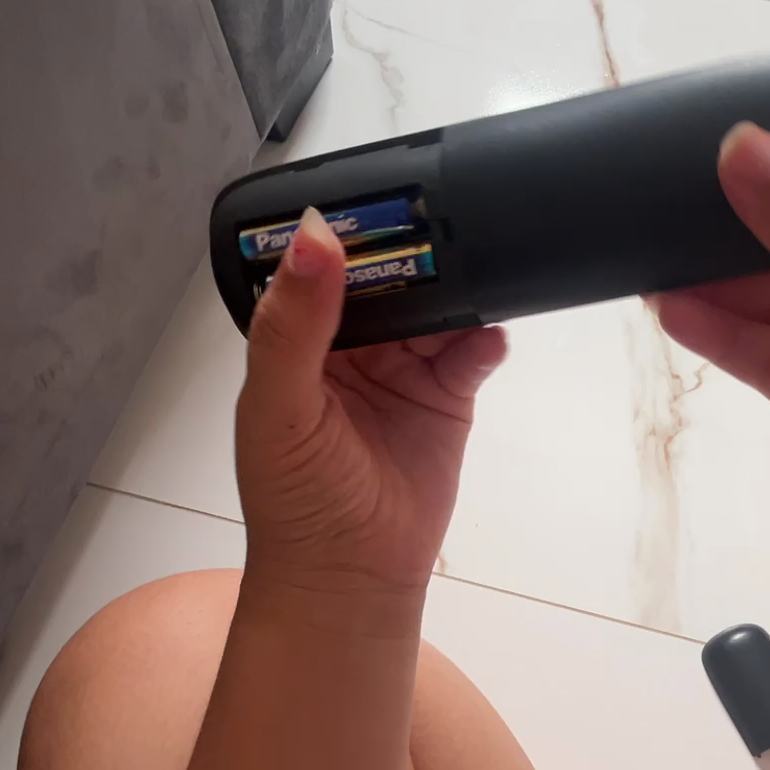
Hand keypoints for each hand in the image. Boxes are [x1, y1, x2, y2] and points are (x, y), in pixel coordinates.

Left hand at [234, 209, 506, 613]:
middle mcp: (355, 345)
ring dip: (457, 292)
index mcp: (303, 338)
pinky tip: (490, 336)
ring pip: (438, 310)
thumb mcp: (279, 406)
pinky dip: (485, 339)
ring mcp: (405, 369)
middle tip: (449, 221)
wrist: (353, 575)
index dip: (351, 230)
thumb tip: (313, 237)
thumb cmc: (298, 497)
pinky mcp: (447, 397)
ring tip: (480, 270)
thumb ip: (294, 326)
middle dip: (417, 254)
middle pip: (393, 280)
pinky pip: (471, 355)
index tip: (382, 194)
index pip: (327, 267)